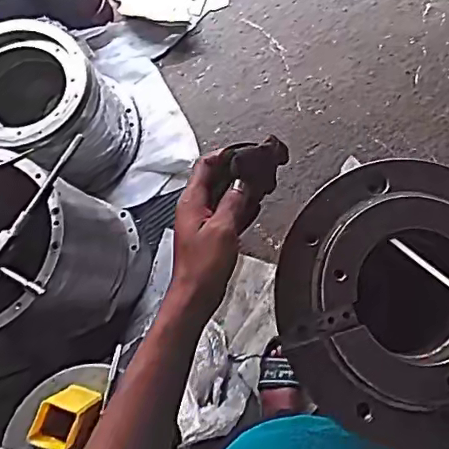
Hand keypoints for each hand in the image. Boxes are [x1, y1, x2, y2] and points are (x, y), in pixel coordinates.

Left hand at [167, 149, 250, 323]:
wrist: (195, 297)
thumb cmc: (201, 269)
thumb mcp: (223, 229)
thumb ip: (233, 201)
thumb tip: (243, 182)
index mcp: (191, 202)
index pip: (204, 165)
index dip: (224, 154)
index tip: (242, 151)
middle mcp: (193, 208)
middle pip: (213, 177)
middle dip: (235, 169)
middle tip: (254, 165)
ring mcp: (201, 221)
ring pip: (221, 193)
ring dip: (238, 186)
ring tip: (257, 181)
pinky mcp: (209, 233)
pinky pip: (225, 210)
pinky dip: (239, 204)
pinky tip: (251, 206)